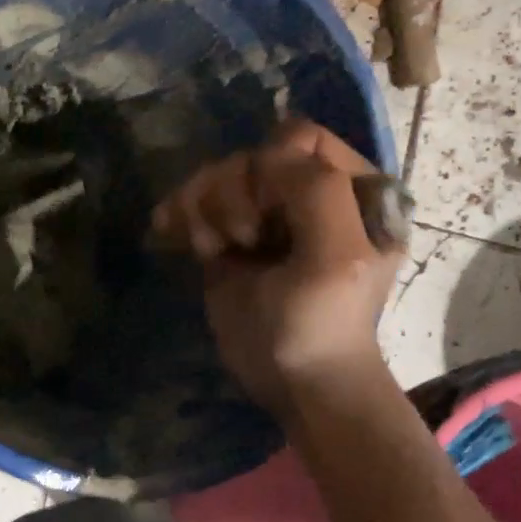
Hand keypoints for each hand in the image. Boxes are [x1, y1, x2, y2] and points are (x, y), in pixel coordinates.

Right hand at [151, 118, 401, 418]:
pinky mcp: (226, 239)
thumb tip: (262, 157)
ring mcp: (263, 217)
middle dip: (229, 194)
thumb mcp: (338, 257)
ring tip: (206, 247)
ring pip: (215, 179)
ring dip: (199, 207)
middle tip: (238, 242)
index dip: (268, 169)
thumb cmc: (322, 323)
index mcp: (351, 188)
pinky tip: (168, 235)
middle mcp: (304, 195)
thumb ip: (315, 192)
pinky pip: (194, 205)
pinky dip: (177, 214)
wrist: (293, 380)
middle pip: (248, 157)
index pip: (297, 140)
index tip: (263, 219)